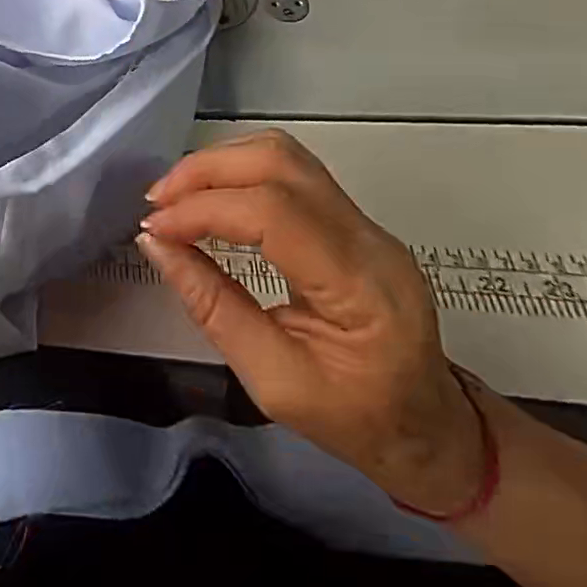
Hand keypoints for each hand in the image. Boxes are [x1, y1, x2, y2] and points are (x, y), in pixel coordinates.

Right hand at [138, 129, 486, 513]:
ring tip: (174, 199)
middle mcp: (369, 239)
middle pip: (278, 162)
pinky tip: (205, 201)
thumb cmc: (355, 418)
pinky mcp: (348, 220)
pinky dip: (232, 174)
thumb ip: (211, 305)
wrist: (433, 431)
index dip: (201, 209)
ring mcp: (363, 223)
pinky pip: (284, 171)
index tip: (153, 230)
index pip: (273, 212)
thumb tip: (154, 244)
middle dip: (202, 172)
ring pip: (280, 155)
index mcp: (360, 287)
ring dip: (215, 165)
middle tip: (157, 205)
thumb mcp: (271, 380)